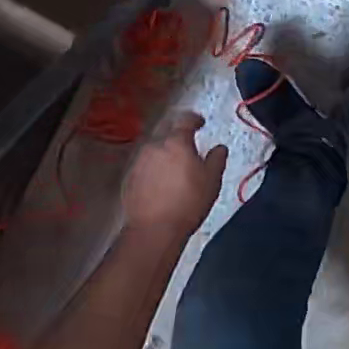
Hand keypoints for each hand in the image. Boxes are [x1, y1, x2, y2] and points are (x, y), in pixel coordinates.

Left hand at [122, 112, 227, 243]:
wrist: (154, 229)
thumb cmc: (188, 202)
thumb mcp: (212, 180)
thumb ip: (217, 159)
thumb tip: (219, 149)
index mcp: (176, 142)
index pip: (186, 120)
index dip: (195, 119)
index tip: (200, 122)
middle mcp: (154, 146)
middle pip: (166, 131)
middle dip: (177, 134)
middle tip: (187, 143)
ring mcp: (138, 161)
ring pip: (153, 148)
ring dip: (164, 152)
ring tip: (174, 166)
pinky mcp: (129, 178)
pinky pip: (144, 164)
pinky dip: (153, 167)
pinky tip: (160, 181)